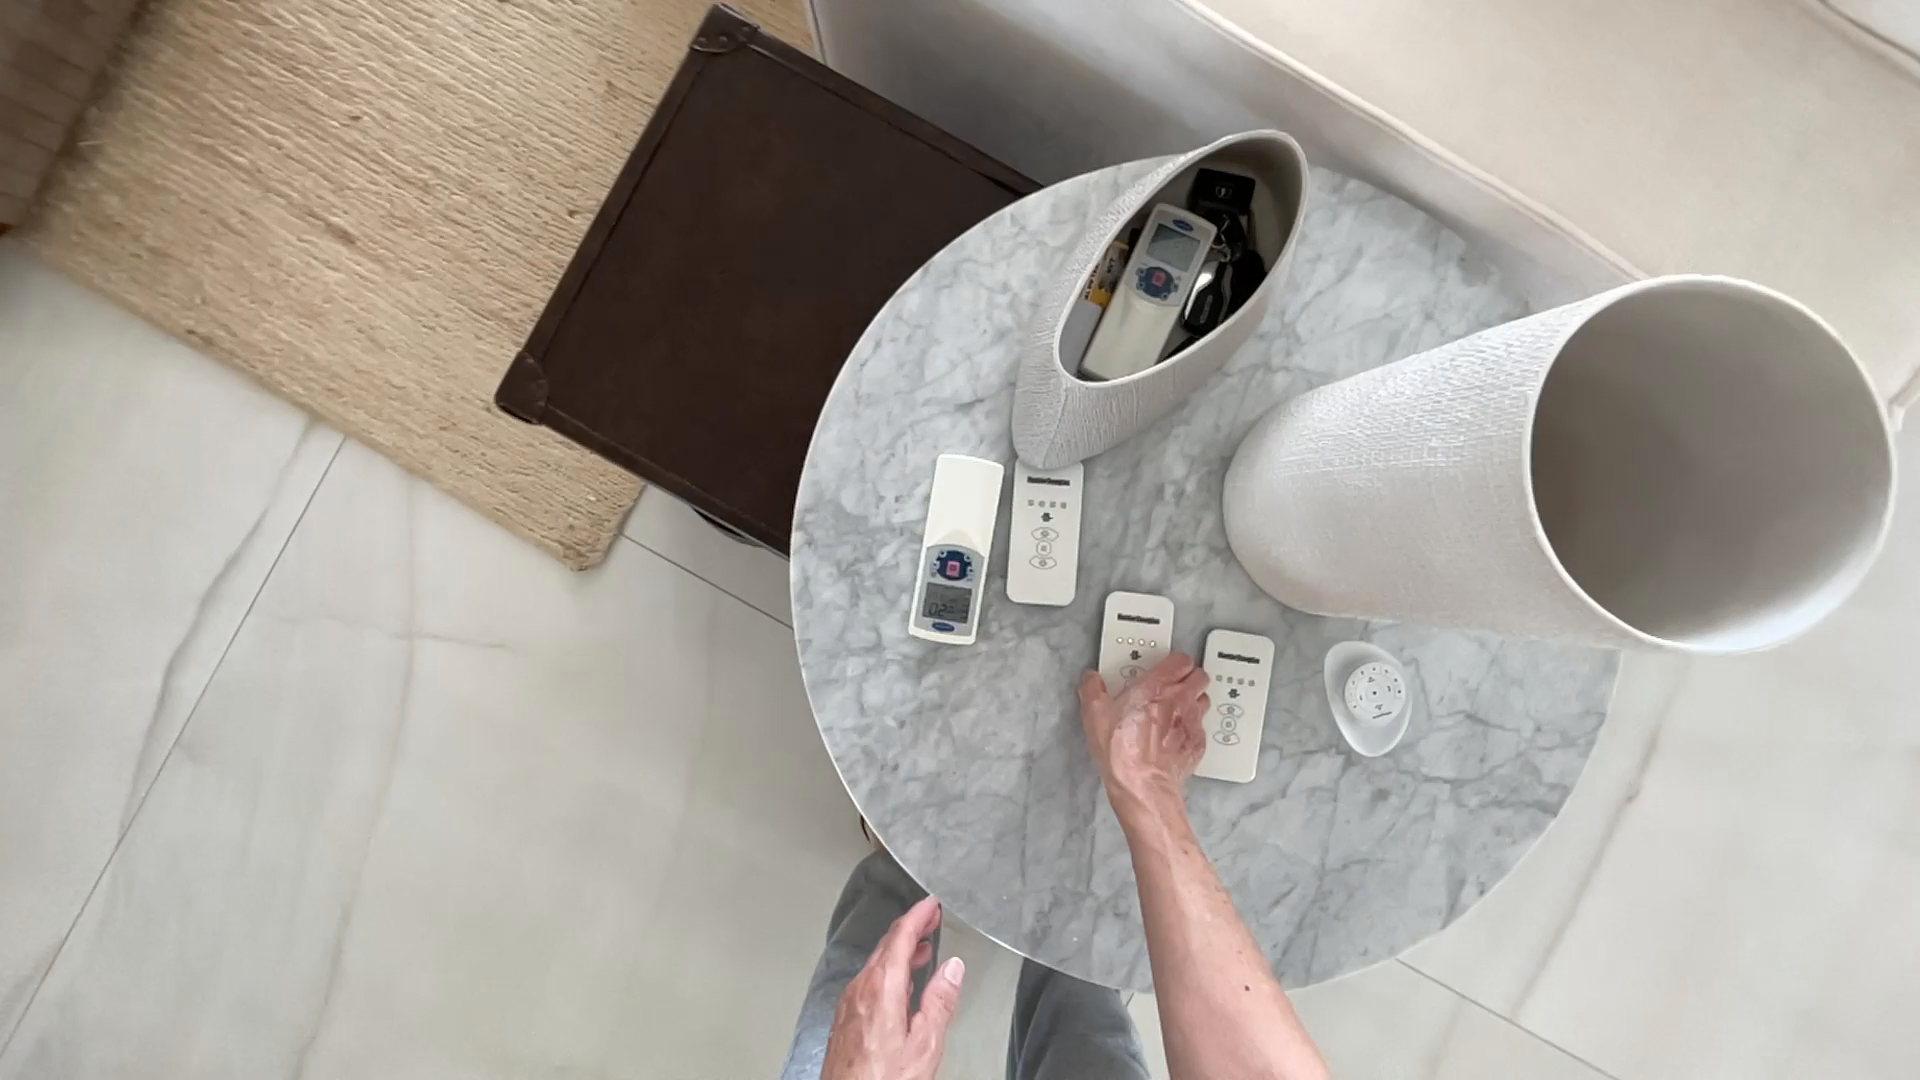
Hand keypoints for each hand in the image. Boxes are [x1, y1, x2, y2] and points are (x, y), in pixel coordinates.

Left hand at [821, 895, 965, 1079]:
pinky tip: (900, 984)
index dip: (918, 915)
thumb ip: (940, 1002)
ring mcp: (849, 1003)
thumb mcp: (924, 1045)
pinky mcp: (845, 1019)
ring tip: (922, 949)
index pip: (900, 936)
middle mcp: (860, 988)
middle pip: (886, 944)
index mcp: (881, 987)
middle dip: (911, 928)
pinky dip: (888, 970)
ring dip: (900, 950)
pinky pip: (868, 981)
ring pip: (876, 962)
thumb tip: (953, 968)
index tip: (932, 904)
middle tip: (931, 919)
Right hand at [1078, 652, 1210, 819]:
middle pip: (1200, 676)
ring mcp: (1192, 722)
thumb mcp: (1094, 713)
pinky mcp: (1197, 745)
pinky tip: (1177, 734)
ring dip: (1194, 700)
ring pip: (1204, 700)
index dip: (1176, 660)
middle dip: (1190, 677)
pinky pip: (1201, 728)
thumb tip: (1091, 679)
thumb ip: (1093, 688)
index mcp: (1157, 685)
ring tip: (1177, 707)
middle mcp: (1180, 699)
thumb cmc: (1121, 749)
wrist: (1142, 784)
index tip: (1167, 664)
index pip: (1181, 659)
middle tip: (1175, 683)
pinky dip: (1192, 727)